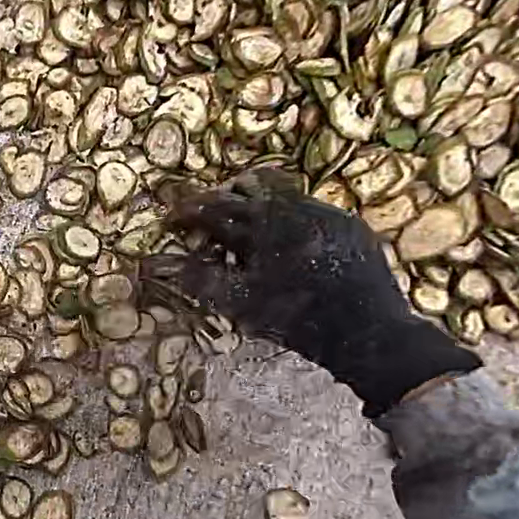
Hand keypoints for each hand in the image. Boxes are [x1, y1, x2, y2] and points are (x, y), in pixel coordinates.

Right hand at [151, 169, 479, 416]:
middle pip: (248, 187)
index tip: (169, 221)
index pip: (213, 207)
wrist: (367, 332)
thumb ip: (194, 276)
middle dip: (219, 199)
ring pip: (280, 193)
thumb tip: (151, 263)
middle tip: (203, 218)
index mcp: (263, 224)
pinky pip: (307, 208)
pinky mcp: (348, 225)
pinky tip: (279, 243)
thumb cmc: (293, 317)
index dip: (186, 212)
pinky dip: (283, 218)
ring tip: (240, 227)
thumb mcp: (236, 300)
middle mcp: (296, 208)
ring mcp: (326, 213)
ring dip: (253, 204)